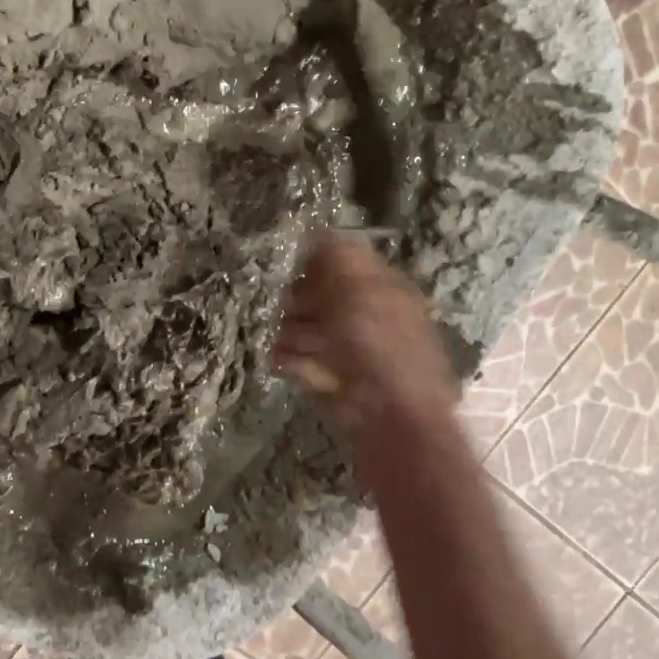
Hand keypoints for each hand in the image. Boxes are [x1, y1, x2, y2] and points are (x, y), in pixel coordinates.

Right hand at [273, 232, 454, 434]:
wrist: (397, 430)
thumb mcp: (361, 291)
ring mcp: (358, 354)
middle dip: (291, 298)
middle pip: (324, 296)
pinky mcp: (342, 384)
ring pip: (313, 330)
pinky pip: (309, 363)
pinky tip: (271, 357)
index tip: (275, 262)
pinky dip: (290, 359)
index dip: (309, 259)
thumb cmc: (380, 353)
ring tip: (261, 330)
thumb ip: (338, 256)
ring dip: (285, 328)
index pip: (343, 261)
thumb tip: (315, 228)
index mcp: (385, 290)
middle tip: (262, 299)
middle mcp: (374, 318)